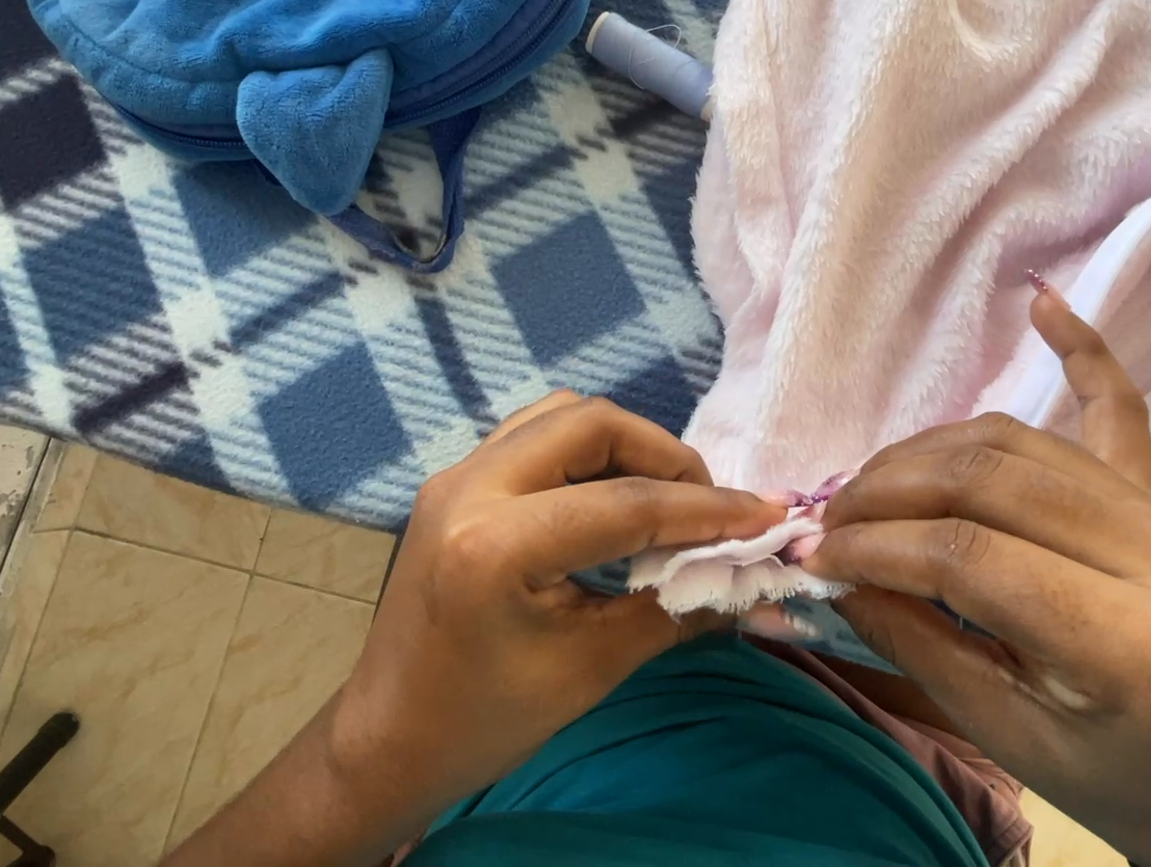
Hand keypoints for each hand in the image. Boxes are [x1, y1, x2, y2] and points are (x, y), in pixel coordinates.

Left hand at [163, 392, 785, 866]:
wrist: (388, 736)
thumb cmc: (485, 720)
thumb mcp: (591, 668)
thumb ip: (674, 609)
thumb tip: (748, 574)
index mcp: (495, 545)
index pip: (624, 505)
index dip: (704, 509)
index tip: (762, 514)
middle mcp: (469, 486)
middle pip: (590, 423)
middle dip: (662, 454)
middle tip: (706, 503)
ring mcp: (455, 475)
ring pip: (560, 416)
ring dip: (623, 444)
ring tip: (663, 495)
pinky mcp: (454, 480)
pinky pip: (533, 434)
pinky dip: (585, 451)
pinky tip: (609, 494)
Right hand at [804, 291, 1150, 866]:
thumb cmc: (1118, 786)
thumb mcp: (1002, 735)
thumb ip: (911, 638)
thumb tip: (831, 567)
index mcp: (1139, 647)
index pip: (972, 557)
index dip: (878, 544)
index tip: (816, 553)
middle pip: (991, 480)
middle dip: (889, 489)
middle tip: (833, 517)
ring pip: (1020, 444)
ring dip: (928, 451)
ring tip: (873, 482)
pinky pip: (1121, 413)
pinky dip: (1083, 354)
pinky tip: (1042, 305)